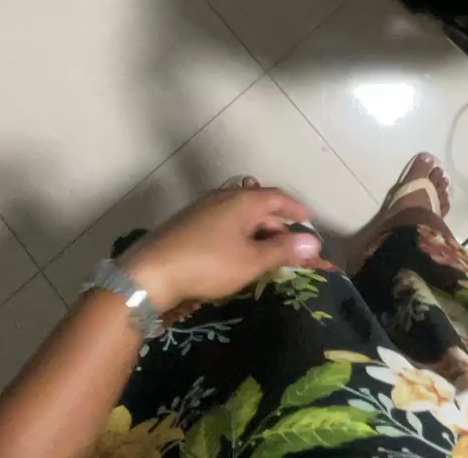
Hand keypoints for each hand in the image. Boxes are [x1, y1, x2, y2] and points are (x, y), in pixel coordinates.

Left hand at [116, 184, 322, 312]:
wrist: (153, 270)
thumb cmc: (208, 263)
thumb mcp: (251, 260)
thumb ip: (282, 250)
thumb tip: (313, 241)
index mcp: (243, 201)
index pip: (277, 198)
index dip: (295, 209)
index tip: (309, 221)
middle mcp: (226, 196)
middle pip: (260, 207)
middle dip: (279, 227)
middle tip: (293, 250)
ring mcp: (206, 207)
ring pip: (242, 215)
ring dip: (260, 232)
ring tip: (270, 254)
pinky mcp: (193, 221)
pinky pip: (227, 222)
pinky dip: (242, 234)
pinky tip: (241, 252)